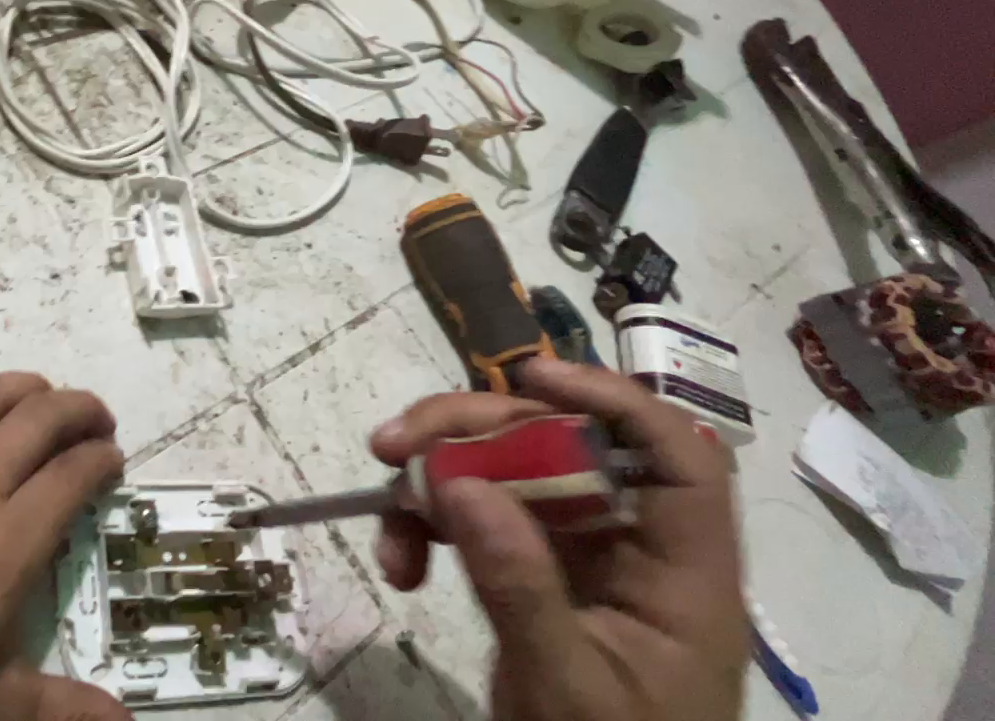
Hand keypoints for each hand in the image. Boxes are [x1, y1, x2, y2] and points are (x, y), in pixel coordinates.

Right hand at [368, 357, 745, 720]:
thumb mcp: (566, 688)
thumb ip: (519, 588)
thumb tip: (459, 480)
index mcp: (677, 574)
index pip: (676, 460)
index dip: (614, 401)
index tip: (530, 375)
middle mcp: (625, 545)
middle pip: (557, 445)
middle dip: (470, 431)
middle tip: (395, 443)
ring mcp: (571, 553)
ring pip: (500, 471)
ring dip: (432, 478)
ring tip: (384, 512)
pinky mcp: (524, 566)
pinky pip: (468, 516)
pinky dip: (423, 528)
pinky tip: (396, 564)